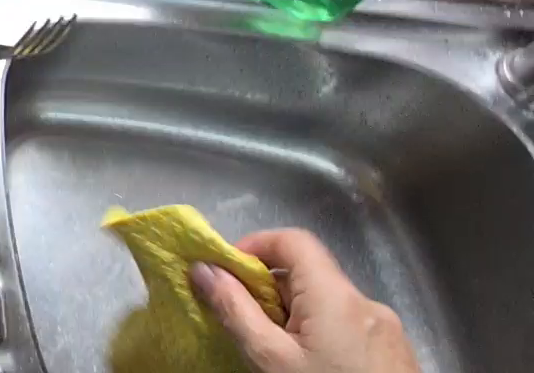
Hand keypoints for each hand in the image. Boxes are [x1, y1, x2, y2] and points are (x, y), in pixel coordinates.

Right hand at [192, 229, 419, 372]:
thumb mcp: (270, 357)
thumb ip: (233, 307)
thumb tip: (202, 267)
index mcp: (338, 297)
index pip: (292, 240)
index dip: (255, 244)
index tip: (230, 272)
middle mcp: (369, 306)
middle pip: (306, 276)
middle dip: (269, 290)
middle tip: (247, 321)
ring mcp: (389, 334)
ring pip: (326, 304)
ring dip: (294, 316)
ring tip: (280, 351)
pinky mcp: (398, 357)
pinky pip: (348, 327)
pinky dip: (320, 334)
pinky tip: (312, 366)